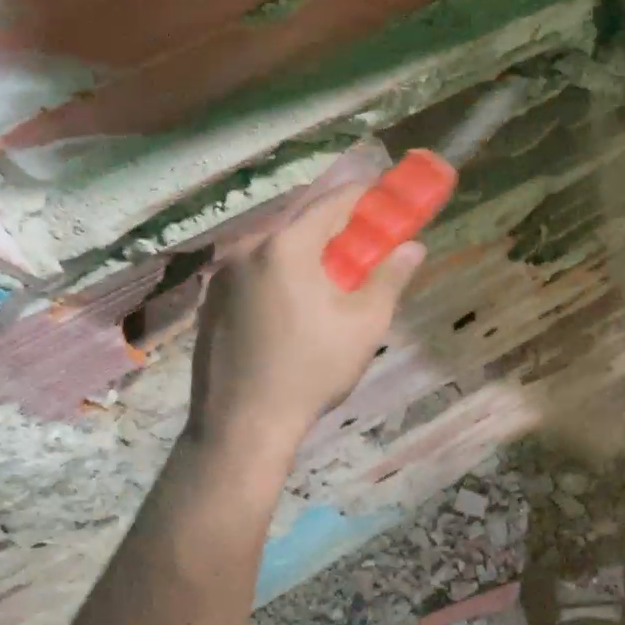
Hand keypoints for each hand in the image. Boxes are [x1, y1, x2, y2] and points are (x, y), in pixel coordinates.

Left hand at [194, 182, 426, 447]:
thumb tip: (413, 247)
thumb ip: (390, 278)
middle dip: (337, 226)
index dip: (366, 198)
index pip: (333, 201)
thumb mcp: (363, 326)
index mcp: (286, 246)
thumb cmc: (309, 371)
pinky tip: (294, 305)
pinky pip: (254, 269)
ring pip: (276, 245)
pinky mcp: (211, 299)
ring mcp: (223, 273)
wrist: (240, 426)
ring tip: (333, 278)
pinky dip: (279, 272)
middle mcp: (247, 247)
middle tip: (366, 245)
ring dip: (307, 250)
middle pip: (302, 220)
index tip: (388, 206)